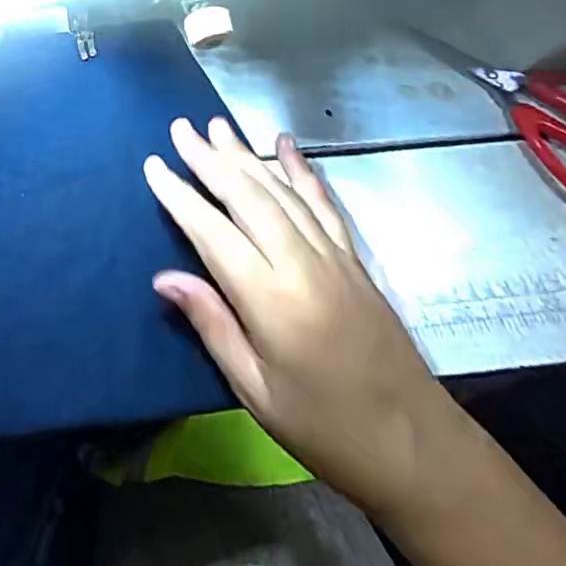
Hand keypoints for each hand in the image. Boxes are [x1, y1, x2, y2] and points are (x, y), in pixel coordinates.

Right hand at [145, 120, 565, 565]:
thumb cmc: (323, 427)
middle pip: (249, 198)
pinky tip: (286, 145)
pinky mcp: (353, 257)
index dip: (181, 196)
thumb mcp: (255, 390)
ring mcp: (333, 254)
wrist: (411, 438)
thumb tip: (165, 278)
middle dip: (212, 160)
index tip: (154, 165)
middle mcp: (302, 263)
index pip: (214, 233)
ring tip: (220, 127)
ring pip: (284, 191)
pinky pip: (323, 203)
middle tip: (181, 128)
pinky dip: (302, 170)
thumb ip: (212, 324)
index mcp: (271, 300)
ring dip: (249, 156)